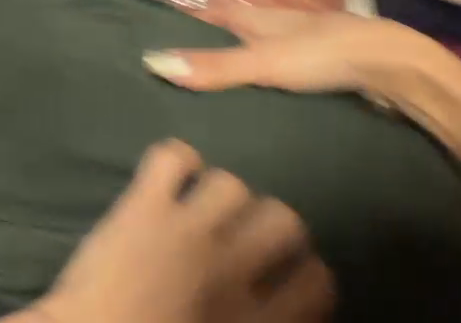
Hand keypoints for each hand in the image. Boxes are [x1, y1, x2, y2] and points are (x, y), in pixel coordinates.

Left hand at [14, 139, 333, 322]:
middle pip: (284, 219)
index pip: (317, 281)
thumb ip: (255, 321)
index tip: (287, 271)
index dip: (306, 271)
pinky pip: (173, 156)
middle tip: (243, 233)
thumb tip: (268, 303)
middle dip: (269, 221)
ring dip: (220, 194)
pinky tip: (167, 177)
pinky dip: (175, 159)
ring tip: (202, 206)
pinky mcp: (143, 206)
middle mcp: (234, 271)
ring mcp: (188, 231)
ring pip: (231, 183)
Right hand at [141, 5, 460, 122]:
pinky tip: (248, 124)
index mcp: (252, 17)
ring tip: (198, 117)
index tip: (145, 51)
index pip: (202, 17)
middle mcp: (269, 30)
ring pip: (250, 65)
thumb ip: (213, 67)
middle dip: (200, 61)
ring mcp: (295, 54)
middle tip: (165, 95)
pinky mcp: (316, 79)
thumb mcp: (263, 62)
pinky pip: (274, 87)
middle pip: (225, 42)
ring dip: (230, 84)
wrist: (397, 70)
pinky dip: (258, 99)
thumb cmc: (324, 54)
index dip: (176, 29)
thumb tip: (149, 61)